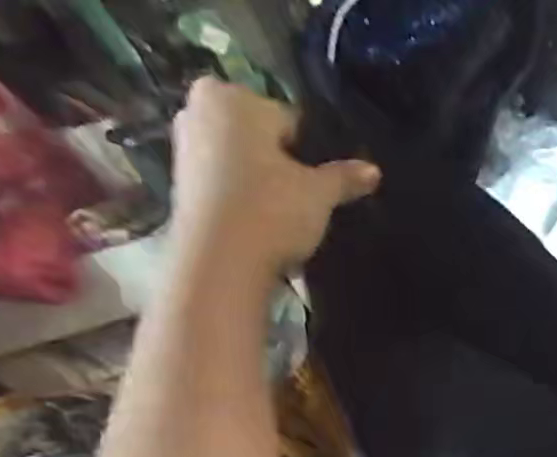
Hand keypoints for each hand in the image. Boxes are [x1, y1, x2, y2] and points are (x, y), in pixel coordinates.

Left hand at [168, 79, 380, 275]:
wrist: (221, 258)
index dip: (315, 154)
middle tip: (311, 200)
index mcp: (233, 98)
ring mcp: (186, 144)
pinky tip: (265, 222)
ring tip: (291, 216)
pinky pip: (229, 180)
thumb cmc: (272, 210)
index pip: (293, 122)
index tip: (326, 183)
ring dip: (269, 183)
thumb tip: (373, 170)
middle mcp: (200, 108)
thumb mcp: (320, 194)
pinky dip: (248, 196)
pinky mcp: (182, 179)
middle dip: (288, 165)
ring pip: (246, 160)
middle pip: (265, 138)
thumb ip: (345, 177)